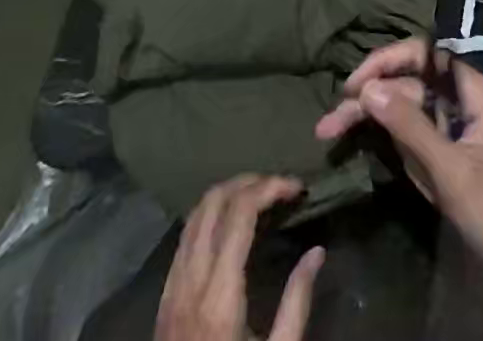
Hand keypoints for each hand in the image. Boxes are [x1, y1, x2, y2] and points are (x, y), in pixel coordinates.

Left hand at [154, 175, 324, 340]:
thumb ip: (297, 302)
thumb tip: (317, 252)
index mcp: (220, 294)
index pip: (240, 213)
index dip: (270, 187)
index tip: (298, 188)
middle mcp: (190, 279)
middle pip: (213, 201)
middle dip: (250, 181)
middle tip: (282, 186)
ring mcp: (172, 285)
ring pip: (194, 213)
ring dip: (229, 194)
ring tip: (262, 197)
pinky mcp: (165, 294)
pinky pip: (186, 235)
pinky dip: (212, 214)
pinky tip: (234, 225)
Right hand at [314, 39, 482, 285]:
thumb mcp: (450, 169)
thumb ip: (410, 126)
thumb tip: (368, 89)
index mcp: (472, 90)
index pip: (427, 52)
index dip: (390, 58)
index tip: (356, 82)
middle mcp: (458, 99)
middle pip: (407, 79)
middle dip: (369, 93)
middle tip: (329, 120)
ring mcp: (447, 123)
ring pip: (400, 104)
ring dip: (367, 114)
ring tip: (328, 131)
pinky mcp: (438, 148)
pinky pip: (405, 130)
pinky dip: (380, 133)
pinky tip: (353, 139)